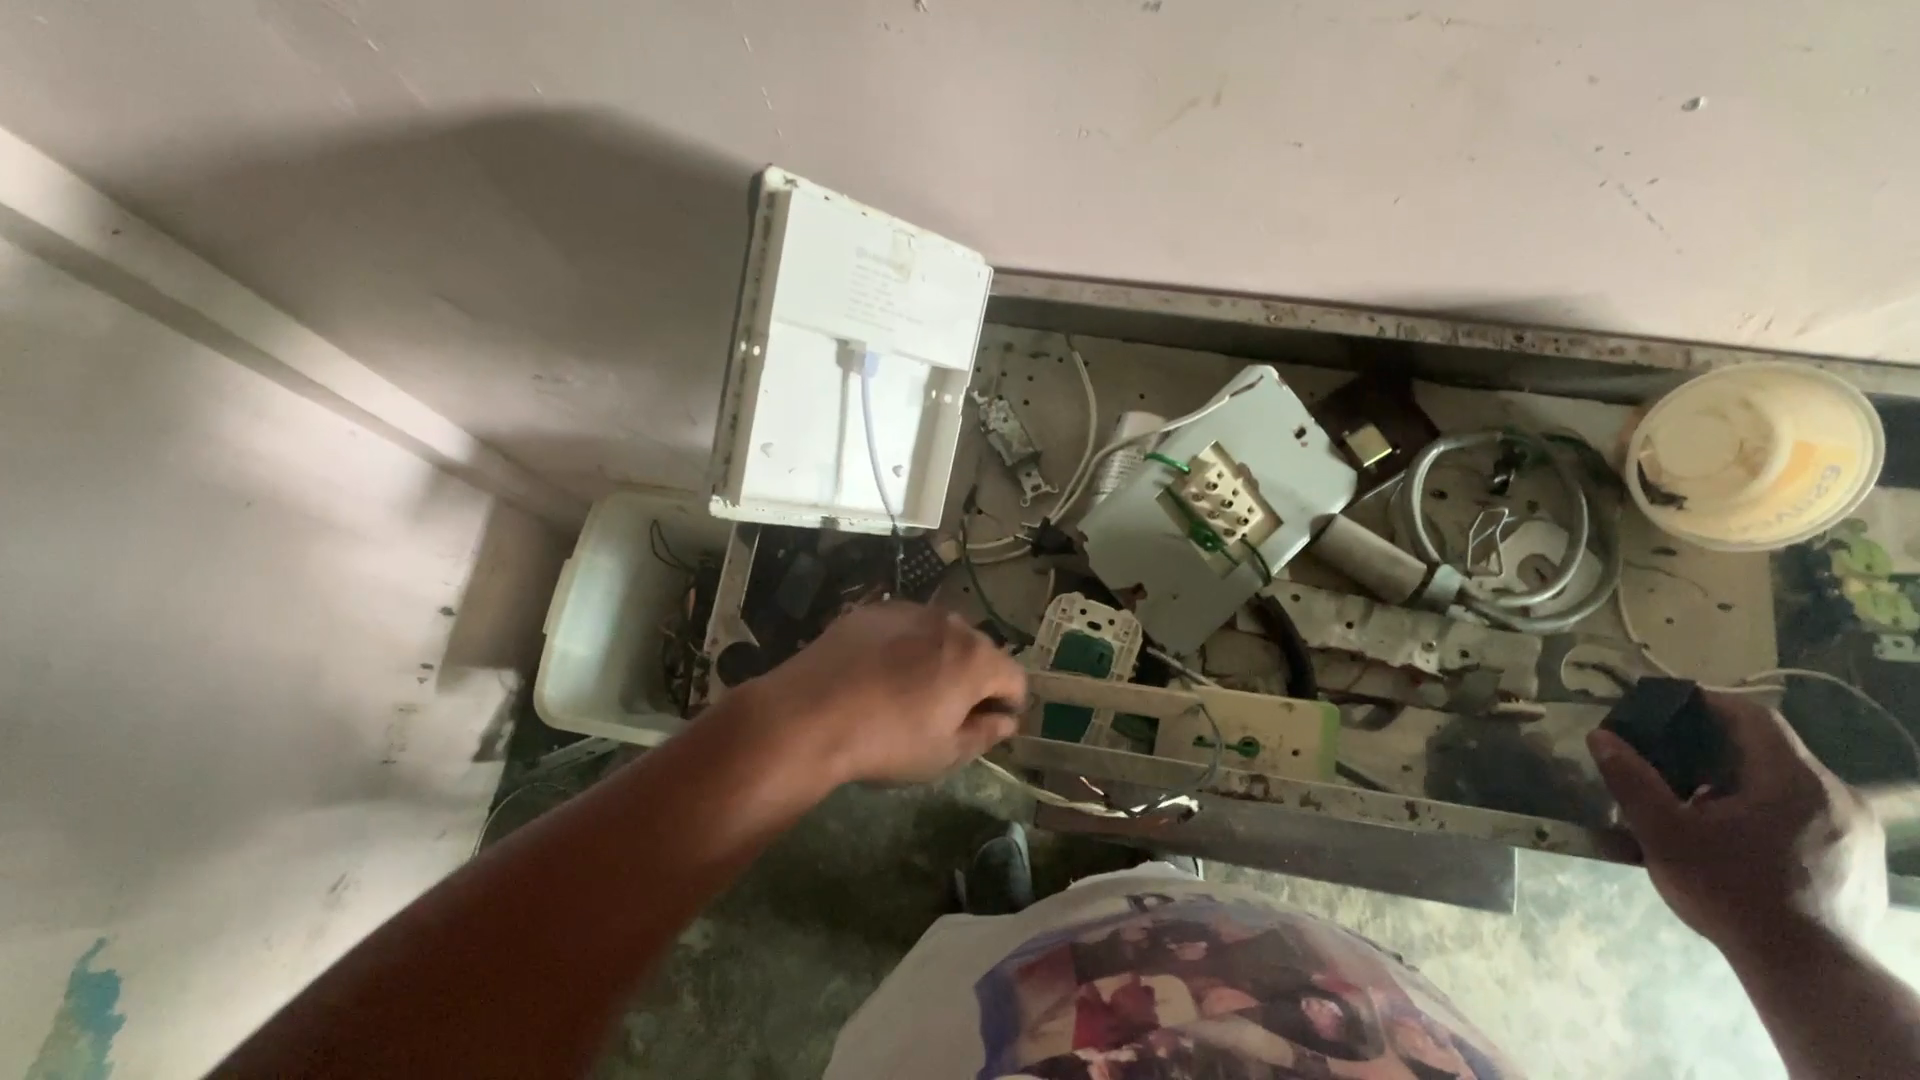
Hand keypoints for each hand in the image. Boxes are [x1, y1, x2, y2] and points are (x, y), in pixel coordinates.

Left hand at [729, 602, 1027, 786]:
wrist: (806, 716)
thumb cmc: (886, 741)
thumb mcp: (944, 754)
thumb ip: (985, 734)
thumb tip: (1006, 721)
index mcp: (975, 658)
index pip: (1015, 679)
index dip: (1008, 706)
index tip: (987, 727)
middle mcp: (948, 623)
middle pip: (978, 651)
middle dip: (973, 679)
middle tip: (946, 713)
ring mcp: (907, 610)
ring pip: (939, 635)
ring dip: (937, 659)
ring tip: (908, 692)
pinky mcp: (870, 611)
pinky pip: (902, 628)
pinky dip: (902, 647)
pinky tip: (876, 674)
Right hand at [1587, 693, 1886, 953]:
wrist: (1808, 970)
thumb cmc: (1730, 892)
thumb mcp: (1664, 833)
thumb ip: (1632, 780)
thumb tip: (1602, 736)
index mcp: (1792, 780)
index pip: (1753, 716)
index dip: (1708, 702)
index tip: (1667, 705)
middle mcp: (1835, 794)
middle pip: (1770, 750)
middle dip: (1716, 748)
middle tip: (1670, 759)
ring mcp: (1855, 828)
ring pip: (1789, 783)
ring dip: (1741, 781)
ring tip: (1698, 803)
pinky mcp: (1859, 857)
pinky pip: (1807, 813)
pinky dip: (1767, 809)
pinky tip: (1738, 838)